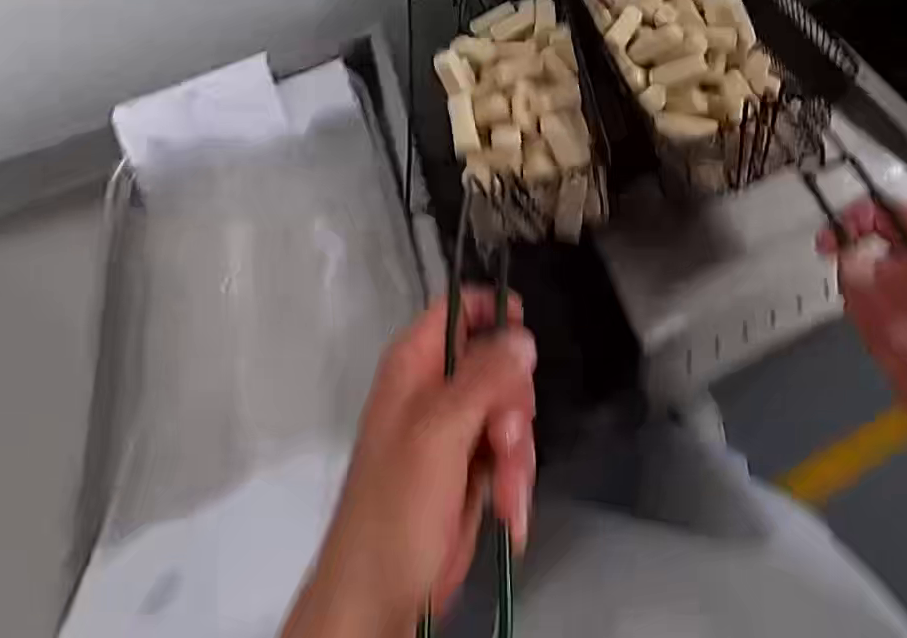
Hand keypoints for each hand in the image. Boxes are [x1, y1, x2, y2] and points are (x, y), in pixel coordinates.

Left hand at [284, 290, 535, 637]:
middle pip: (499, 361)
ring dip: (517, 452)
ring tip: (505, 490)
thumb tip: (523, 336)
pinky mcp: (473, 463)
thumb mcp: (440, 433)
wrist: (381, 598)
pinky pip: (511, 449)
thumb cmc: (396, 508)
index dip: (494, 312)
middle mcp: (438, 387)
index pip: (458, 309)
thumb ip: (483, 379)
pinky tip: (508, 509)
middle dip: (512, 404)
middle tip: (503, 437)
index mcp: (417, 364)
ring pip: (511, 408)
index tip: (525, 337)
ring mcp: (457, 427)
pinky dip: (515, 478)